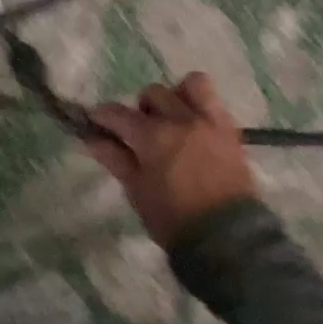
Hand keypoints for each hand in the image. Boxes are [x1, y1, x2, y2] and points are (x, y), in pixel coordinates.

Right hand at [86, 72, 257, 244]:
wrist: (228, 238)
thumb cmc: (174, 220)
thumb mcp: (137, 191)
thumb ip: (116, 159)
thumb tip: (93, 138)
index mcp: (152, 137)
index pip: (117, 113)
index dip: (101, 116)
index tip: (96, 122)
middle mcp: (179, 120)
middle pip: (152, 94)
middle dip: (140, 109)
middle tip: (139, 133)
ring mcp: (208, 121)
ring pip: (188, 85)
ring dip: (175, 97)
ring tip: (172, 119)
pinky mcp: (229, 129)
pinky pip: (213, 99)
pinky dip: (199, 103)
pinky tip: (193, 123)